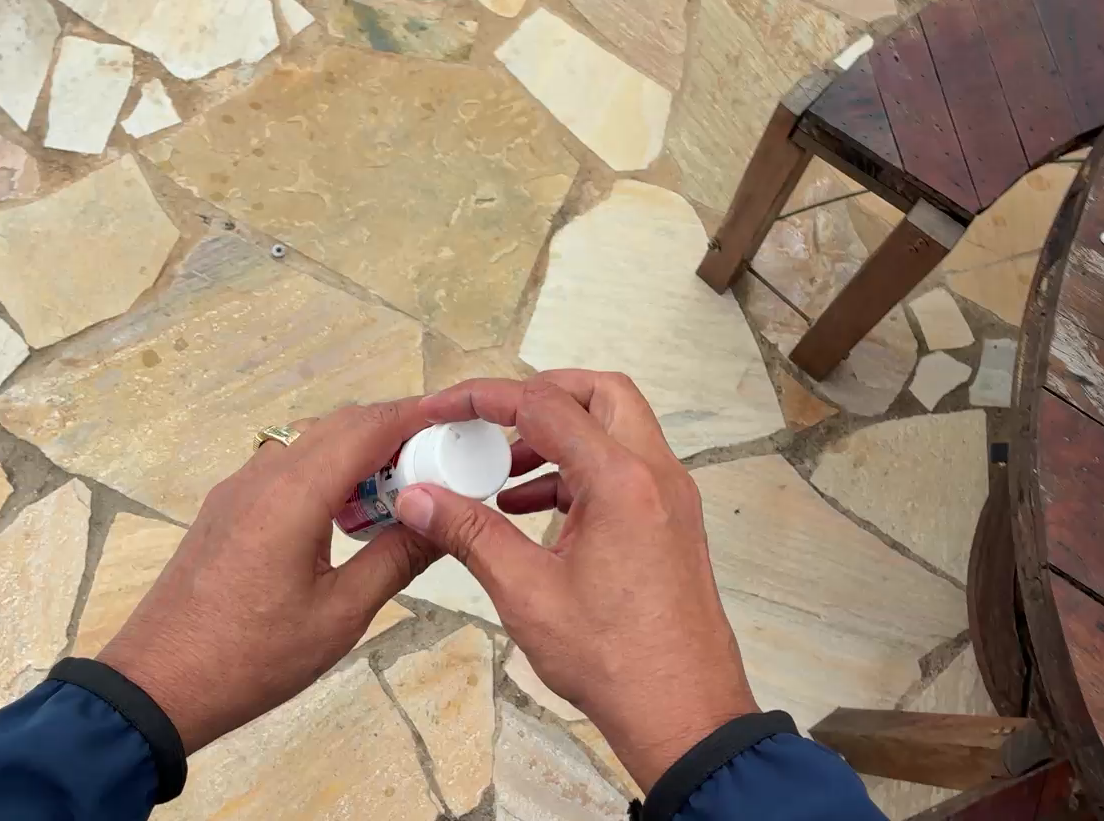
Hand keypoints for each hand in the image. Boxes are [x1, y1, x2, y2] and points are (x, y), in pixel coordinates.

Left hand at [97, 399, 438, 750]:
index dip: (417, 416)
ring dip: (361, 447)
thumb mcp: (340, 614)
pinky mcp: (228, 504)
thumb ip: (398, 557)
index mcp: (295, 494)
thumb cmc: (252, 656)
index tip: (456, 421)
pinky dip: (330, 465)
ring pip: (314, 437)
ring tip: (395, 489)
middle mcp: (266, 474)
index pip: (369, 426)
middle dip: (395, 429)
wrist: (149, 692)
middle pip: (343, 422)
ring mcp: (241, 485)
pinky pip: (290, 460)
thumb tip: (446, 519)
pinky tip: (344, 511)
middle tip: (436, 460)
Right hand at [399, 372, 757, 790]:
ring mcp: (670, 492)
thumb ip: (471, 534)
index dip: (488, 397)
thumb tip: (419, 499)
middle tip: (495, 421)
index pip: (548, 405)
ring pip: (617, 427)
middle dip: (544, 395)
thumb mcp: (528, 593)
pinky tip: (534, 507)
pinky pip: (624, 467)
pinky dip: (580, 470)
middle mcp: (656, 471)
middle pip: (602, 392)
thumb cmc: (614, 657)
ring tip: (504, 472)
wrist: (684, 709)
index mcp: (622, 480)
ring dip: (562, 435)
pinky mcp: (671, 515)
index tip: (447, 406)